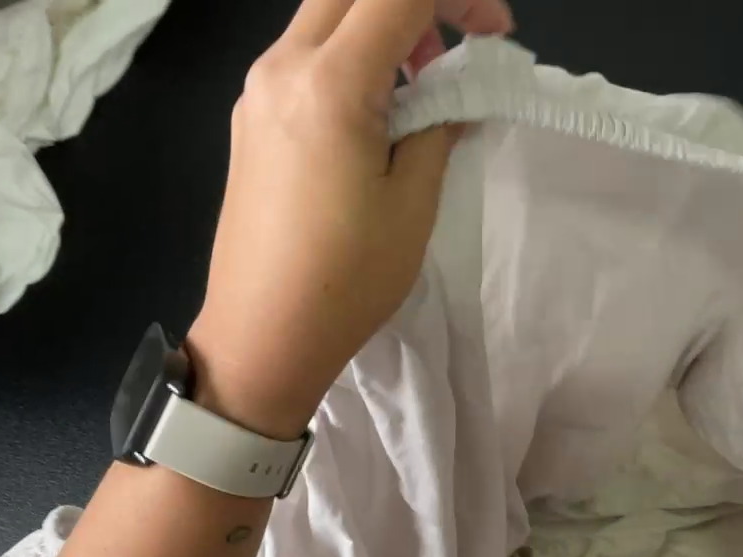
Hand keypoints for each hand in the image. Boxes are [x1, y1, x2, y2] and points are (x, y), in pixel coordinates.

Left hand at [186, 0, 513, 438]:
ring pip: (323, 17)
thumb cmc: (345, 282)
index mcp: (329, 84)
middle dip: (415, 4)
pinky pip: (302, 59)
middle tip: (454, 51)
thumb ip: (436, 129)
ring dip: (378, 30)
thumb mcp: (411, 206)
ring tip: (416, 92)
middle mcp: (281, 67)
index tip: (493, 37)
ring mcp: (256, 93)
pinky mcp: (248, 121)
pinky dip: (346, 61)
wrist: (261, 337)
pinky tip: (371, 118)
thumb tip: (450, 97)